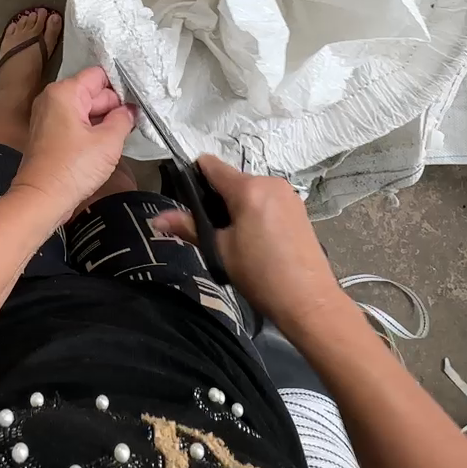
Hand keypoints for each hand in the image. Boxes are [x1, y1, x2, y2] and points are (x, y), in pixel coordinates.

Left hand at [10, 66, 135, 223]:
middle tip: (133, 122)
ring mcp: (49, 117)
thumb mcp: (108, 141)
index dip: (120, 86)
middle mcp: (53, 99)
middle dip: (113, 106)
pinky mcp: (49, 134)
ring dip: (104, 120)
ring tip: (123, 135)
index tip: (137, 100)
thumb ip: (124, 119)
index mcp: (65, 92)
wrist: (41, 199)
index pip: (99, 75)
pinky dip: (91, 130)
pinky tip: (106, 144)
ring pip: (85, 109)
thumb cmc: (73, 168)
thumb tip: (130, 110)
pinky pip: (75, 123)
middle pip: (92, 92)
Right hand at [152, 155, 346, 334]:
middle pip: (232, 180)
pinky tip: (257, 240)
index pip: (212, 165)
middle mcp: (270, 182)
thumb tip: (156, 219)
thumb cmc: (261, 275)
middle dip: (218, 199)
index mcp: (248, 188)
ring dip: (238, 207)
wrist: (310, 302)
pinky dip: (256, 212)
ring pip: (250, 191)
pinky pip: (267, 200)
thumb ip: (189, 227)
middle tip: (212, 231)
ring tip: (235, 240)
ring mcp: (288, 194)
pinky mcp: (299, 208)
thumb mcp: (220, 251)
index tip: (186, 198)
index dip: (194, 176)